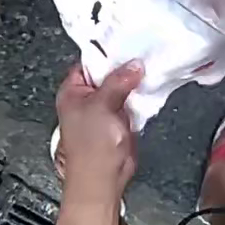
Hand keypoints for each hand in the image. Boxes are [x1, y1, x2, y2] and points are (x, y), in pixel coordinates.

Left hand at [54, 60, 142, 203]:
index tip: (126, 47)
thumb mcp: (102, 105)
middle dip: (126, 69)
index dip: (107, 54)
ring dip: (136, 84)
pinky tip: (151, 90)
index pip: (89, 63)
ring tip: (149, 72)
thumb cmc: (91, 148)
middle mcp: (88, 99)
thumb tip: (133, 65)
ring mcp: (105, 109)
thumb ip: (118, 82)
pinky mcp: (121, 120)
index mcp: (72, 92)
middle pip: (109, 74)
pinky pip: (133, 102)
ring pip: (123, 88)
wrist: (104, 177)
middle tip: (143, 58)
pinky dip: (142, 97)